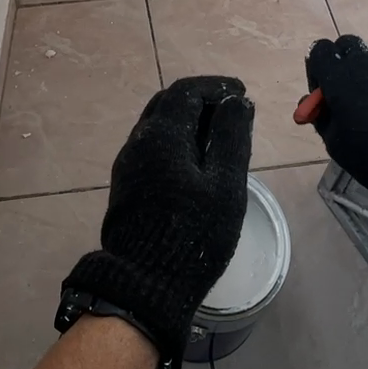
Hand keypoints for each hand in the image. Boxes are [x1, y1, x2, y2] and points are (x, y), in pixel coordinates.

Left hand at [61, 76, 254, 368]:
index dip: (216, 86)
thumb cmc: (193, 233)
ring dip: (188, 119)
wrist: (143, 283)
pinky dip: (177, 138)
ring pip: (158, 124)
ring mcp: (129, 162)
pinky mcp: (127, 182)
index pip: (187, 91)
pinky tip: (195, 158)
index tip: (241, 92)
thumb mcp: (225, 185)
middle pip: (169, 103)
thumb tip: (236, 101)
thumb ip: (231, 138)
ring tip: (219, 134)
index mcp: (162, 134)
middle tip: (232, 110)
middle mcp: (140, 140)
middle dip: (202, 99)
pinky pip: (153, 144)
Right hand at [302, 34, 367, 228]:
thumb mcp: (334, 142)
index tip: (324, 88)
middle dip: (343, 59)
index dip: (319, 67)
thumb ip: (322, 117)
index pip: (320, 50)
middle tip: (348, 85)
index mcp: (338, 76)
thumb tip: (315, 104)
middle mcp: (364, 62)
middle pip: (347, 44)